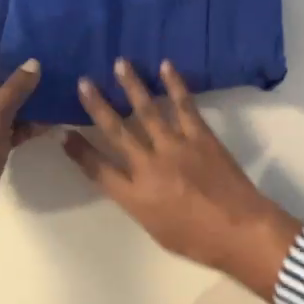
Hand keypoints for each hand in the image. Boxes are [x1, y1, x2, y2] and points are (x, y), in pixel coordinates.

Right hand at [63, 59, 303, 300]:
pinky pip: (183, 105)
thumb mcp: (157, 229)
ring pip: (147, 110)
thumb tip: (130, 182)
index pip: (98, 170)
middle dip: (97, 106)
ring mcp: (175, 147)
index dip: (79, 151)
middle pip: (117, 131)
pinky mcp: (200, 136)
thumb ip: (139, 202)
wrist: (240, 230)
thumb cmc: (198, 240)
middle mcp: (149, 166)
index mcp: (135, 196)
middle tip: (83, 82)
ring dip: (132, 85)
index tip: (63, 132)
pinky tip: (166, 66)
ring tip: (120, 63)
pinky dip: (174, 84)